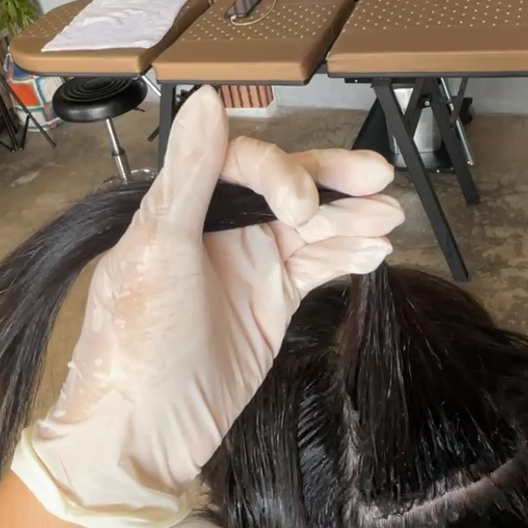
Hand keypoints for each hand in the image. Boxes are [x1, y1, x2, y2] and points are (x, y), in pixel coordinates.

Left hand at [11, 86, 403, 527]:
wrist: (145, 431)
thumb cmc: (138, 339)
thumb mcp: (157, 250)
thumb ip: (187, 174)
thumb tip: (205, 96)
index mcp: (186, 205)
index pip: (244, 163)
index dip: (281, 173)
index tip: (302, 208)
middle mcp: (220, 226)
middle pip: (286, 188)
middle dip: (333, 182)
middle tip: (380, 181)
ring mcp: (250, 264)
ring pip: (311, 226)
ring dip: (350, 218)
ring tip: (390, 218)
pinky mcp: (273, 301)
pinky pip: (317, 266)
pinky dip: (346, 255)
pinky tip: (375, 250)